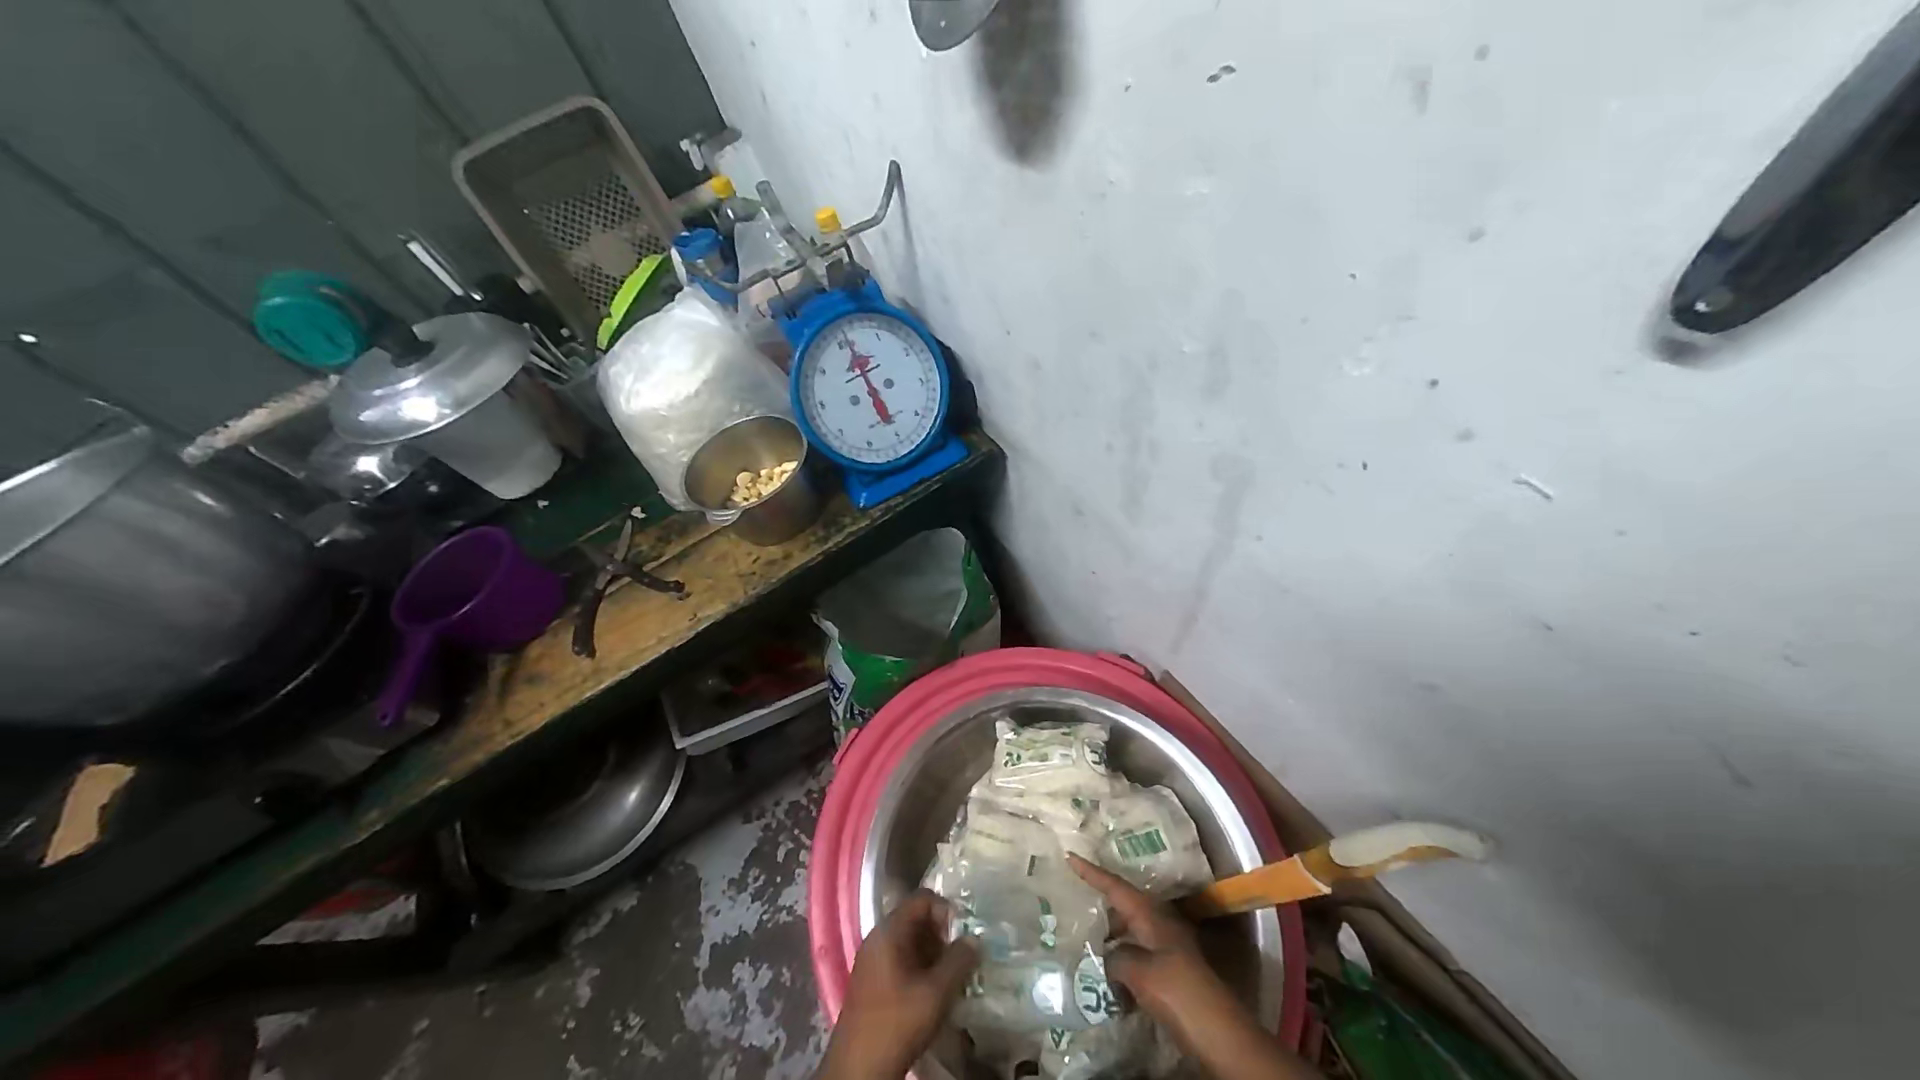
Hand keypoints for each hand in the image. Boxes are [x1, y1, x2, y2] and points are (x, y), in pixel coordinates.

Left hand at [819, 890, 978, 1079]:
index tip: (963, 936)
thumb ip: (959, 960)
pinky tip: (934, 991)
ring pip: (910, 942)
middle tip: (962, 958)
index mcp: (888, 932)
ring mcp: (872, 960)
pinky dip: (921, 967)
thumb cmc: (898, 1022)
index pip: (922, 899)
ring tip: (953, 977)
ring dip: (934, 953)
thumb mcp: (936, 992)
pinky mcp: (872, 981)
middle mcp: (877, 938)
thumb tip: (974, 939)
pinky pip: (901, 960)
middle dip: (942, 935)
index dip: (946, 911)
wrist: (859, 1069)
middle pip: (915, 919)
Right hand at [1066, 855, 1238, 1023]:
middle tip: (1076, 902)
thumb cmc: (1177, 990)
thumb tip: (1106, 957)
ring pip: (1131, 932)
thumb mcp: (1138, 971)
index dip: (1092, 872)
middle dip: (1102, 905)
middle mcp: (1160, 924)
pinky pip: (1137, 955)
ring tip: (1086, 942)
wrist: (1217, 1033)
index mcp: (1151, 914)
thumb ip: (1115, 957)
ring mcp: (1167, 948)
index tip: (1070, 857)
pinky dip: (1121, 960)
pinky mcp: (1169, 971)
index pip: (1115, 886)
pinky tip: (1107, 975)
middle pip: (1125, 906)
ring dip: (1111, 936)